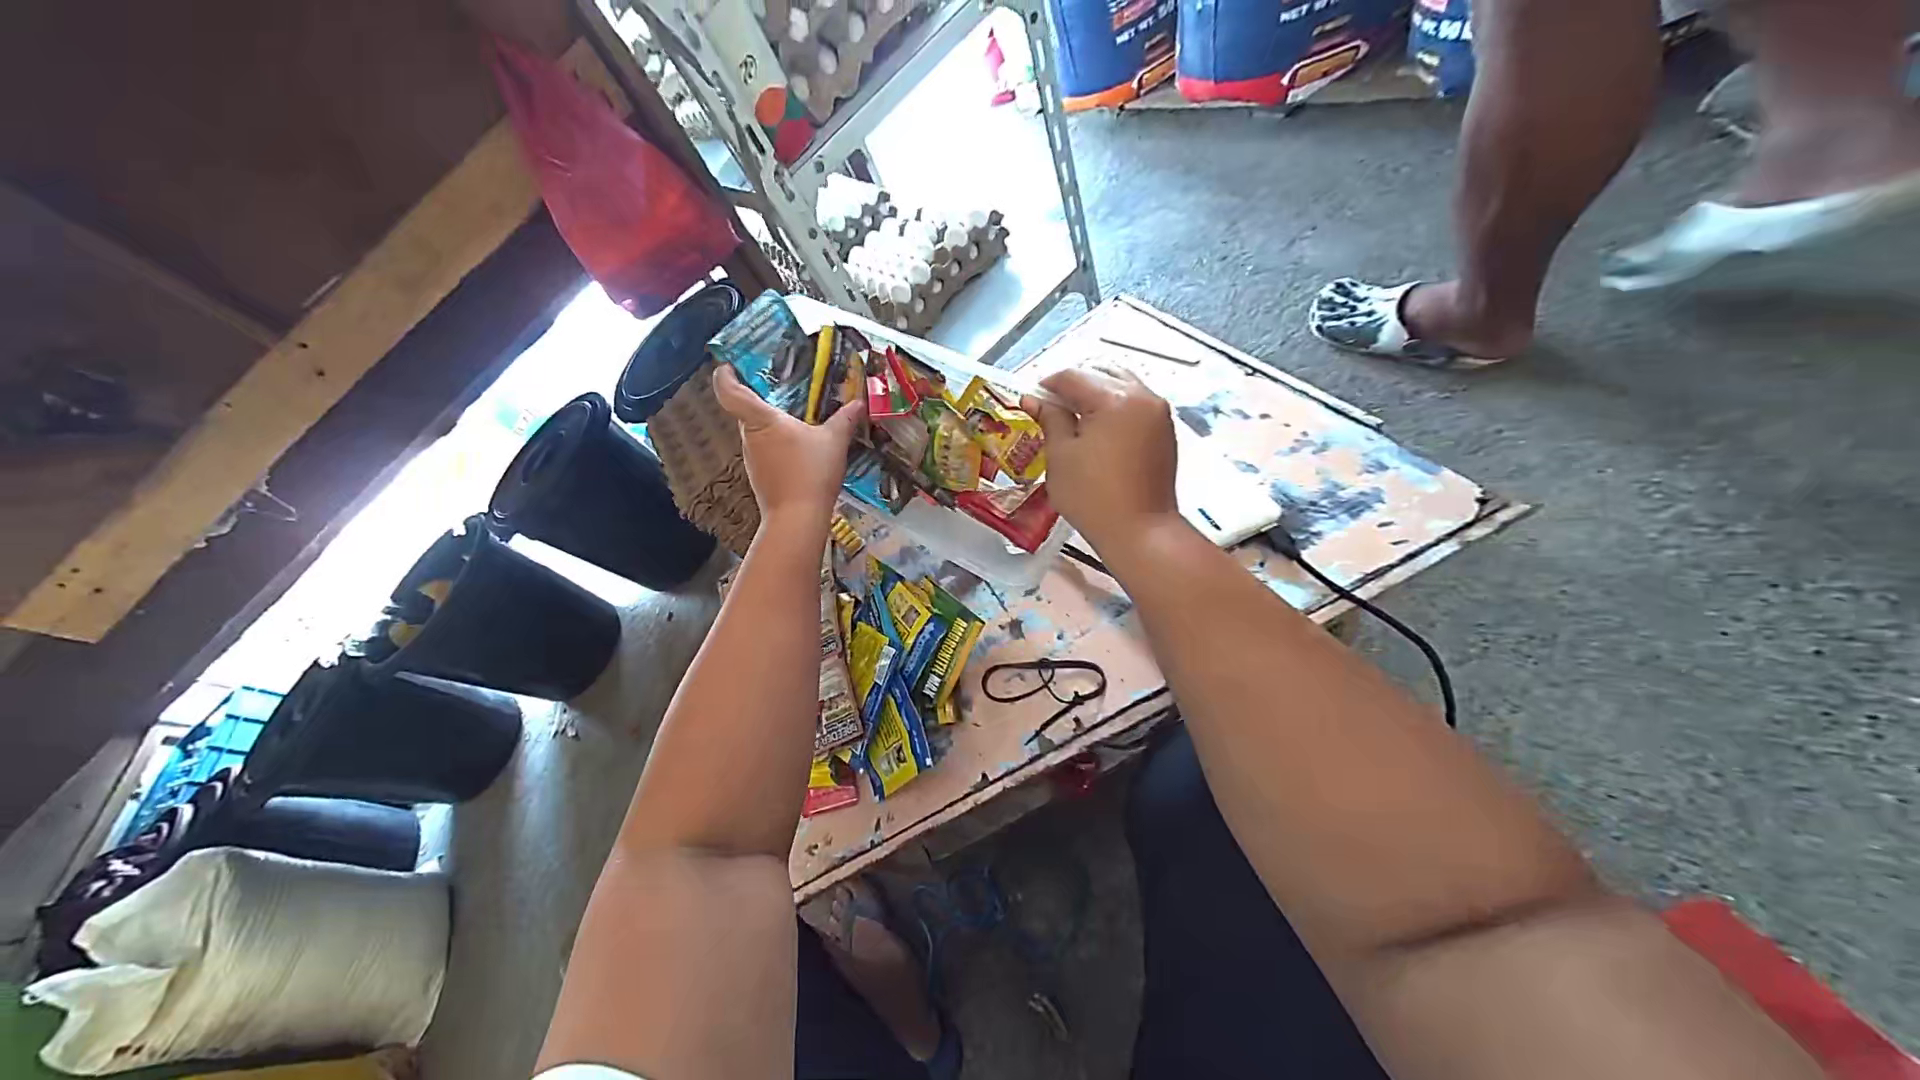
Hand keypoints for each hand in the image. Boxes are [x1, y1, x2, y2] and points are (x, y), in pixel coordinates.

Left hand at [713, 365, 864, 525]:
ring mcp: (753, 460)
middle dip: (762, 401)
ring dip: (774, 428)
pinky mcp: (761, 478)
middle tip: (783, 392)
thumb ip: (845, 419)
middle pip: (746, 412)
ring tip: (799, 423)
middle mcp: (750, 437)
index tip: (728, 366)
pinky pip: (767, 453)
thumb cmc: (811, 473)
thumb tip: (859, 403)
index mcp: (761, 420)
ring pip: (758, 434)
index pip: (729, 391)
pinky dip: (780, 448)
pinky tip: (801, 453)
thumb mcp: (834, 441)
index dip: (724, 376)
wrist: (798, 518)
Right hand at [1023, 366, 1178, 548]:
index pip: (1073, 377)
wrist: (1141, 532)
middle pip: (1101, 374)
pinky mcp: (1165, 431)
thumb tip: (1034, 399)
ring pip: (1122, 386)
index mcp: (1114, 399)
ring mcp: (1158, 413)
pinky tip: (1098, 434)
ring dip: (1096, 395)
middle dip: (1075, 386)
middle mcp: (1142, 397)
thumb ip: (1050, 419)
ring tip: (1075, 422)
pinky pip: (1136, 405)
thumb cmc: (1093, 497)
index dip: (1048, 386)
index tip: (1032, 401)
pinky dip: (1115, 410)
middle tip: (1053, 410)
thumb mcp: (1061, 456)